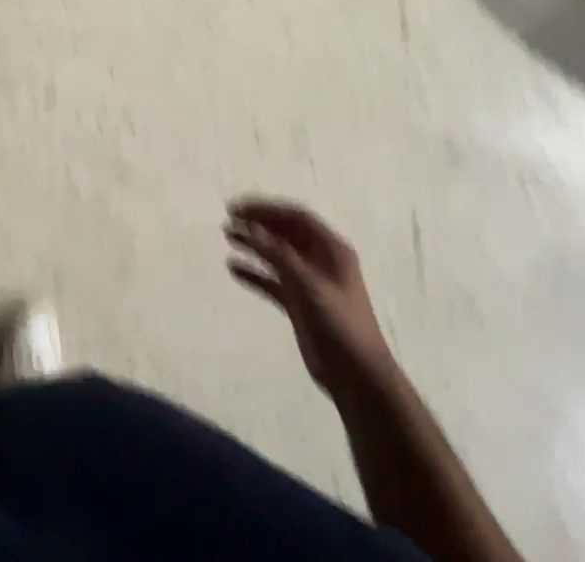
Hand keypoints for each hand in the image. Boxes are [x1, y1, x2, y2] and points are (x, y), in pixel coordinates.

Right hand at [225, 197, 398, 397]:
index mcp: (332, 251)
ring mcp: (309, 283)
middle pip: (285, 233)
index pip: (296, 218)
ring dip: (254, 245)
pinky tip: (234, 269)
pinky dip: (254, 273)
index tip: (237, 208)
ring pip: (277, 256)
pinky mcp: (299, 303)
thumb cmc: (340, 324)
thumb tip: (250, 226)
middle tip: (228, 220)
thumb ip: (279, 255)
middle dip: (258, 224)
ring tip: (228, 237)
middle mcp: (320, 262)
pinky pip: (272, 281)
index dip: (267, 209)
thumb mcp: (309, 285)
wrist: (356, 375)